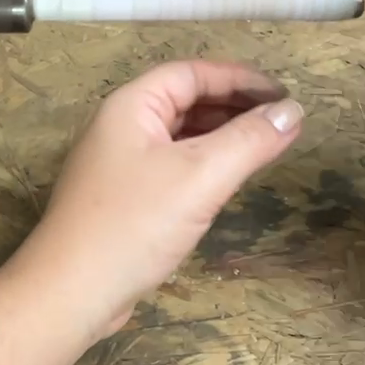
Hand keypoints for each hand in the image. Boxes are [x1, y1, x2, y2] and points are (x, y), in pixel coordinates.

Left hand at [3, 61, 302, 342]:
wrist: (71, 291)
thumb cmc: (134, 225)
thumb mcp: (200, 176)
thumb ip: (250, 139)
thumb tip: (293, 111)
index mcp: (131, 106)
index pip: (192, 73)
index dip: (241, 79)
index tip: (286, 96)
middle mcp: (120, 128)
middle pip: (184, 101)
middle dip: (234, 107)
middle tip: (282, 123)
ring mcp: (118, 165)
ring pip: (178, 137)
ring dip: (221, 137)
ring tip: (264, 148)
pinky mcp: (122, 199)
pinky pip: (170, 168)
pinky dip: (202, 166)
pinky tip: (226, 182)